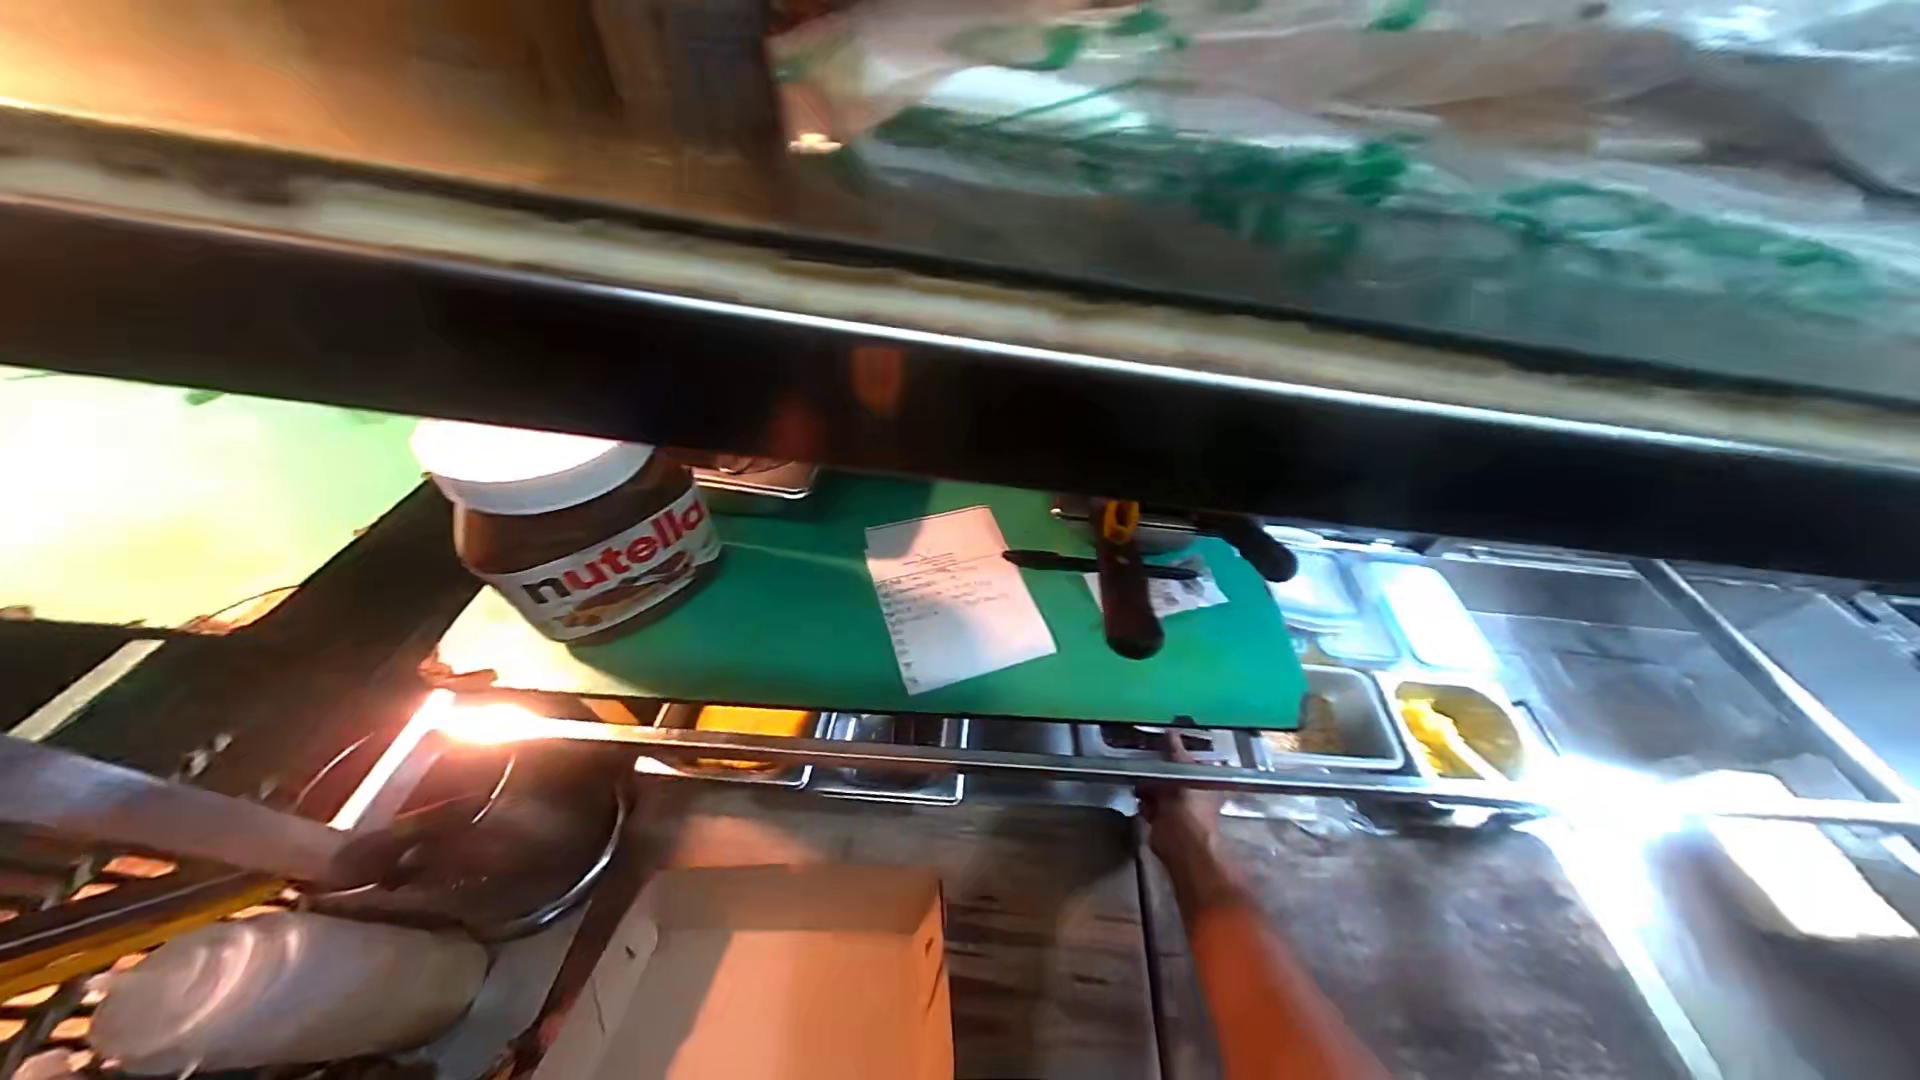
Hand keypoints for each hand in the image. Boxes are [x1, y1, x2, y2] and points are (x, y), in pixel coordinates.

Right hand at [1137, 732, 1224, 871]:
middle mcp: (1192, 792)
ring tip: (1135, 769)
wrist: (1179, 838)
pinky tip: (1137, 790)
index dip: (1175, 751)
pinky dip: (1142, 797)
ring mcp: (1176, 806)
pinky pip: (1147, 801)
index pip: (1189, 760)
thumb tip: (1171, 731)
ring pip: (1157, 786)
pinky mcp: (1159, 817)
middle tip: (1141, 752)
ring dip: (1146, 781)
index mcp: (1205, 780)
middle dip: (1156, 766)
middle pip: (1171, 773)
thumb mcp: (1183, 768)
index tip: (1159, 741)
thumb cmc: (1189, 803)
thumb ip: (1176, 749)